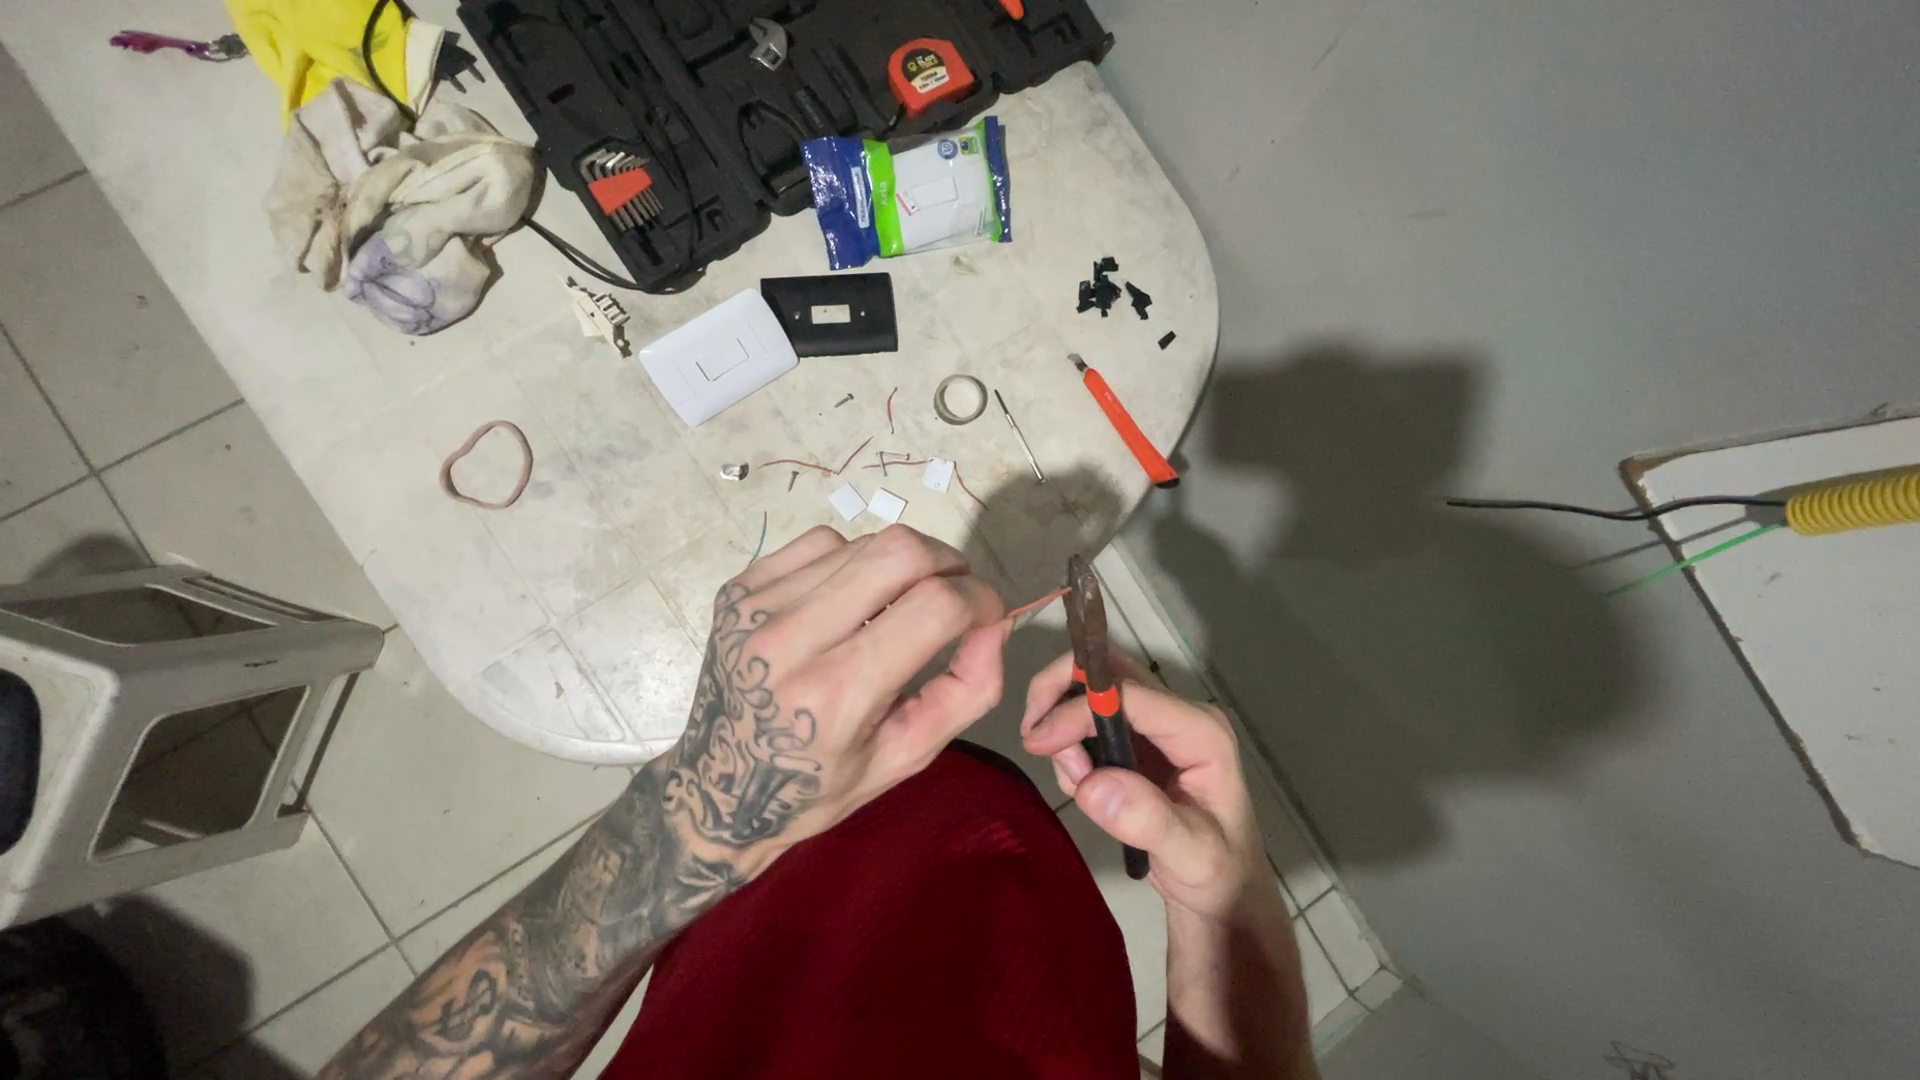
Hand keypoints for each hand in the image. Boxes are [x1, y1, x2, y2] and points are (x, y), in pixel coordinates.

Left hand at [667, 524, 1007, 879]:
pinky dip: (854, 560)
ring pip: (863, 541)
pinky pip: (821, 543)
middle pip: (899, 551)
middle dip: (949, 563)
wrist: (717, 791)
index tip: (989, 614)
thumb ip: (968, 689)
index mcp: (835, 695)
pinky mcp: (738, 589)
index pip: (934, 607)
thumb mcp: (908, 756)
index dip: (980, 600)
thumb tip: (994, 622)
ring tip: (899, 603)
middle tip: (957, 592)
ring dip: (902, 564)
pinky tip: (850, 599)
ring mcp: (755, 607)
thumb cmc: (820, 785)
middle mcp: (789, 640)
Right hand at [1021, 652, 1266, 920]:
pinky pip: (1086, 716)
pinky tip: (1081, 782)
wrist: (1223, 889)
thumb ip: (1147, 820)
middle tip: (1034, 739)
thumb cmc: (1217, 872)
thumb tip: (1091, 784)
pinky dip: (1068, 741)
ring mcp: (1154, 722)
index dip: (1079, 708)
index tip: (1038, 742)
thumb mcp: (1192, 855)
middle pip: (1107, 669)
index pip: (1128, 694)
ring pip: (1090, 688)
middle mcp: (1176, 714)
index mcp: (1199, 731)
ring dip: (1063, 725)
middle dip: (1059, 692)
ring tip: (1075, 781)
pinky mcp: (1134, 736)